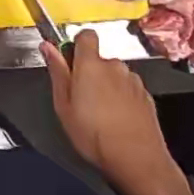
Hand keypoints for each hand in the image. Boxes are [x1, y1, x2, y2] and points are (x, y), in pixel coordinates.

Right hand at [42, 30, 182, 194]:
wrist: (136, 158)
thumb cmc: (93, 134)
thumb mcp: (63, 105)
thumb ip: (57, 71)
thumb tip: (47, 46)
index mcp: (91, 65)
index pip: (86, 35)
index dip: (76, 45)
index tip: (69, 63)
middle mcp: (115, 66)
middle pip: (98, 60)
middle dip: (89, 73)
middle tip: (79, 99)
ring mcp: (133, 81)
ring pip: (113, 76)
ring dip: (105, 87)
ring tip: (98, 114)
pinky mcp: (146, 96)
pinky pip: (127, 90)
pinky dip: (120, 99)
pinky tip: (115, 120)